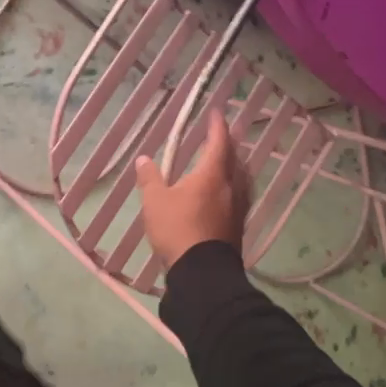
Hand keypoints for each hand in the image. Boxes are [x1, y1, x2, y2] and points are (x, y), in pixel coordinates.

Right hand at [135, 110, 250, 267]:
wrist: (203, 274)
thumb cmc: (178, 229)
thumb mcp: (155, 202)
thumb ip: (150, 178)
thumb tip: (144, 159)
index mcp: (212, 175)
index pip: (218, 143)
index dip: (217, 126)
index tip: (215, 112)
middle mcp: (231, 187)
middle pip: (235, 159)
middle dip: (229, 143)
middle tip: (223, 133)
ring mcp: (238, 208)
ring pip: (241, 178)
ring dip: (235, 164)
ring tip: (228, 160)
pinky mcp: (238, 226)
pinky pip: (241, 195)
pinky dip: (235, 184)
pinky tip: (228, 192)